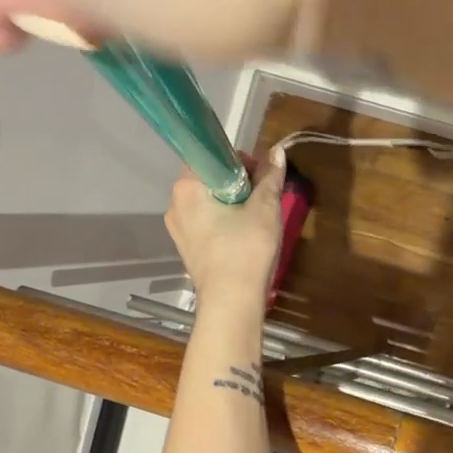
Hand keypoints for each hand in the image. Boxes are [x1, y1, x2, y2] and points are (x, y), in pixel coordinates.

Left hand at [166, 161, 285, 310]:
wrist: (231, 302)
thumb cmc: (246, 249)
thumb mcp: (265, 209)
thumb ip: (270, 178)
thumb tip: (278, 150)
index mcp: (187, 187)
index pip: (212, 156)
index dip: (239, 161)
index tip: (260, 176)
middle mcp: (175, 204)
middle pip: (209, 180)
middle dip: (237, 184)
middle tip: (263, 200)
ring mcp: (178, 230)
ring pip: (208, 204)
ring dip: (232, 204)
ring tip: (256, 220)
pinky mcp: (187, 249)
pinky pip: (205, 225)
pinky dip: (224, 224)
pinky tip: (243, 237)